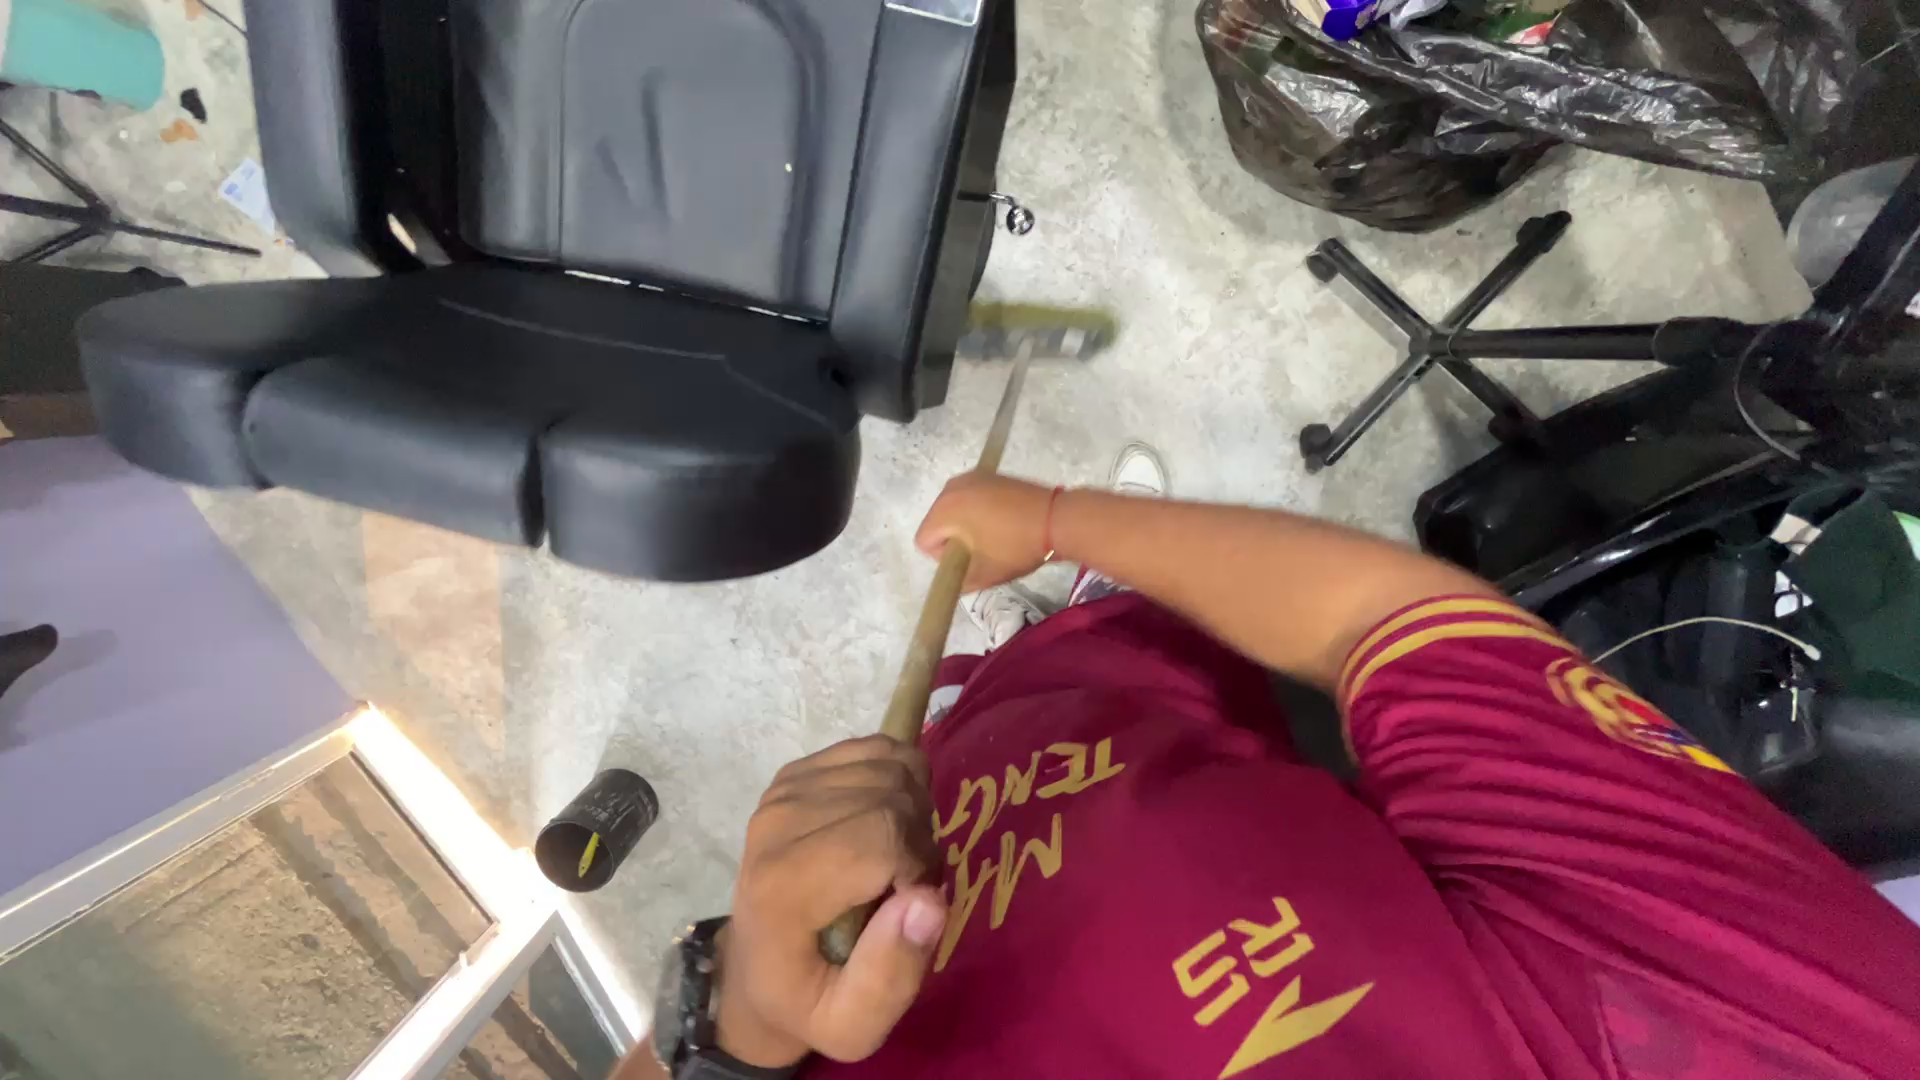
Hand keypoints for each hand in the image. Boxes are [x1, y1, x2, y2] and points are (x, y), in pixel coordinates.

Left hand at [718, 736, 949, 1065]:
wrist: (752, 969)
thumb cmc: (805, 999)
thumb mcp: (851, 1026)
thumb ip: (891, 976)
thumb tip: (929, 899)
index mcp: (784, 884)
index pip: (882, 835)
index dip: (919, 865)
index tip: (911, 903)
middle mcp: (779, 821)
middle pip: (892, 792)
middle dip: (920, 835)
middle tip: (907, 880)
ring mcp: (785, 788)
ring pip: (890, 761)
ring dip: (912, 804)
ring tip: (896, 849)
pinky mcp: (795, 771)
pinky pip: (875, 747)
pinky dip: (897, 777)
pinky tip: (883, 818)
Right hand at [914, 472, 1058, 591]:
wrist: (1058, 519)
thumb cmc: (1016, 547)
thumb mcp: (984, 574)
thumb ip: (958, 581)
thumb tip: (953, 577)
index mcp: (944, 509)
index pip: (924, 541)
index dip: (944, 558)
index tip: (971, 560)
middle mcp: (951, 487)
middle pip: (937, 522)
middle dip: (954, 539)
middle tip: (983, 551)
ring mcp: (972, 476)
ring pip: (954, 510)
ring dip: (966, 526)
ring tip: (994, 536)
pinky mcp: (990, 474)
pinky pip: (971, 498)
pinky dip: (979, 511)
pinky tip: (1002, 522)